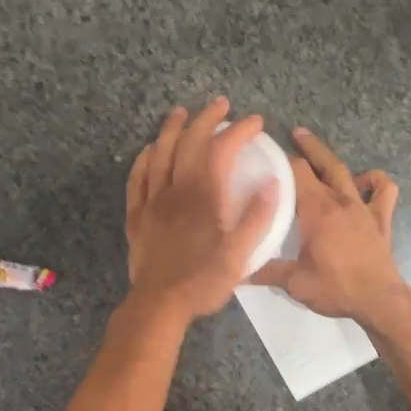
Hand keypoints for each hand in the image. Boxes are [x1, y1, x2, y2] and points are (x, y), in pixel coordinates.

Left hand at [125, 98, 278, 324]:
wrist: (159, 304)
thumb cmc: (202, 282)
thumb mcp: (239, 255)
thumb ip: (256, 218)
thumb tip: (273, 184)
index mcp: (204, 197)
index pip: (222, 150)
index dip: (239, 131)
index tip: (255, 122)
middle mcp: (176, 190)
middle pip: (189, 143)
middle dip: (206, 119)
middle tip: (220, 105)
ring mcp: (152, 201)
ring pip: (159, 154)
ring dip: (172, 129)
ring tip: (181, 113)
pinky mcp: (137, 216)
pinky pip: (137, 178)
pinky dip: (144, 158)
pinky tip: (149, 150)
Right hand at [249, 128, 408, 323]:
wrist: (379, 301)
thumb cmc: (336, 289)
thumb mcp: (295, 283)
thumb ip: (266, 272)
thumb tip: (237, 271)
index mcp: (317, 211)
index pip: (297, 173)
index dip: (282, 161)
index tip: (268, 155)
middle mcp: (340, 201)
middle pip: (322, 164)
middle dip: (307, 148)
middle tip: (295, 133)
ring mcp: (363, 207)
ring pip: (346, 172)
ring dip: (331, 159)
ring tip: (320, 152)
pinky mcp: (381, 219)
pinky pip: (383, 190)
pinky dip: (374, 181)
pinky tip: (364, 183)